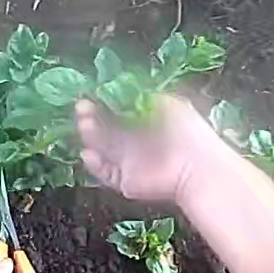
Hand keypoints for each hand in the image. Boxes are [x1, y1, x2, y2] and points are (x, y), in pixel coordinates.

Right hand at [75, 96, 229, 204]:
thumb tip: (118, 91)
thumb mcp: (165, 103)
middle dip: (92, 118)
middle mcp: (136, 140)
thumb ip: (140, 98)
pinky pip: (105, 173)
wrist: (192, 167)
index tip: (89, 95)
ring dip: (91, 138)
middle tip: (81, 109)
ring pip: (103, 149)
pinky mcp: (126, 181)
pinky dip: (95, 165)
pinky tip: (88, 153)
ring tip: (84, 126)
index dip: (102, 103)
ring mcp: (130, 161)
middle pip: (106, 129)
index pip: (118, 111)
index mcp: (145, 120)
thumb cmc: (185, 130)